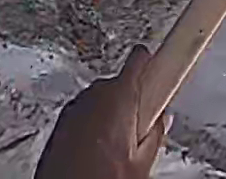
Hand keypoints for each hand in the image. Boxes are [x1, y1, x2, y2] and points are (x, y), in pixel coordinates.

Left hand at [34, 46, 167, 178]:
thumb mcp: (140, 166)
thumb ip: (155, 135)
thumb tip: (163, 119)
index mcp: (120, 96)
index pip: (139, 58)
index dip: (149, 61)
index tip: (157, 65)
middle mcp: (97, 92)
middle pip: (121, 82)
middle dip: (129, 101)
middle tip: (135, 129)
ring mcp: (77, 104)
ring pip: (102, 98)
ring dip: (109, 113)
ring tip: (112, 146)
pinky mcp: (62, 119)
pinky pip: (85, 111)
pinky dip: (91, 123)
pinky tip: (94, 150)